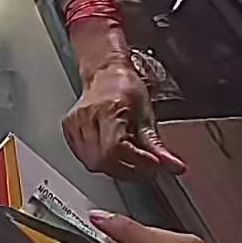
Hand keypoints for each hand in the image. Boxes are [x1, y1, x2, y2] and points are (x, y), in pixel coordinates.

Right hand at [63, 54, 186, 179]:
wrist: (105, 74)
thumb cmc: (125, 88)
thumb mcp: (146, 115)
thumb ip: (157, 145)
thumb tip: (173, 167)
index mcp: (107, 109)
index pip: (115, 148)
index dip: (135, 161)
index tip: (152, 165)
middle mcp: (86, 116)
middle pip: (102, 160)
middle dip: (127, 169)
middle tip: (144, 166)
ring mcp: (74, 124)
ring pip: (92, 162)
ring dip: (114, 168)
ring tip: (128, 158)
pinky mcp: (68, 130)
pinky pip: (83, 157)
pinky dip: (100, 161)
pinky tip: (111, 153)